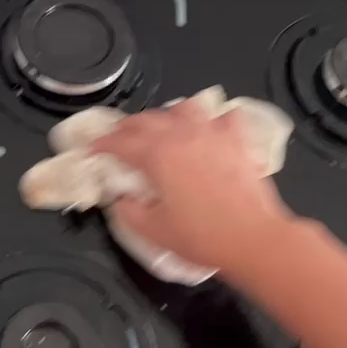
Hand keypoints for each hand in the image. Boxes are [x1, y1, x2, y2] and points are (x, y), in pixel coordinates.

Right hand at [90, 101, 295, 275]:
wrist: (253, 239)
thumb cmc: (201, 237)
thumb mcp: (152, 231)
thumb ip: (127, 210)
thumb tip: (121, 198)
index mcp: (156, 155)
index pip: (119, 141)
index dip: (101, 144)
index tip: (93, 151)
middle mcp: (182, 135)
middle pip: (146, 119)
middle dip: (126, 128)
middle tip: (118, 140)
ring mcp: (212, 134)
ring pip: (184, 108)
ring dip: (167, 115)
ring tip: (162, 129)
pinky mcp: (238, 141)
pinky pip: (224, 117)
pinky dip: (213, 119)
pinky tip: (209, 130)